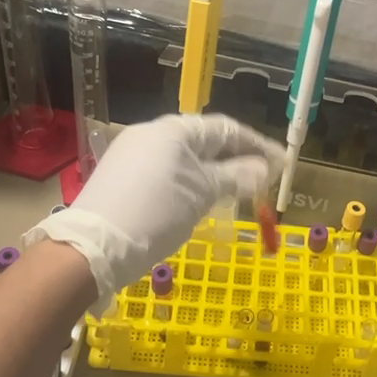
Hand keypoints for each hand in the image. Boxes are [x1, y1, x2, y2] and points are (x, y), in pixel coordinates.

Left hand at [27, 114, 281, 309]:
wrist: (93, 247)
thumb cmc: (156, 213)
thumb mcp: (203, 194)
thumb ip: (237, 176)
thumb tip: (265, 167)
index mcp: (174, 129)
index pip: (226, 129)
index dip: (258, 146)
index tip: (282, 163)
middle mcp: (151, 133)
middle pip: (204, 141)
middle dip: (236, 159)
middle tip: (263, 180)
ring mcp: (132, 153)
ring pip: (184, 157)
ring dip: (214, 172)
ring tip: (236, 192)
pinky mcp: (120, 176)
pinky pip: (165, 171)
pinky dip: (189, 181)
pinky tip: (198, 199)